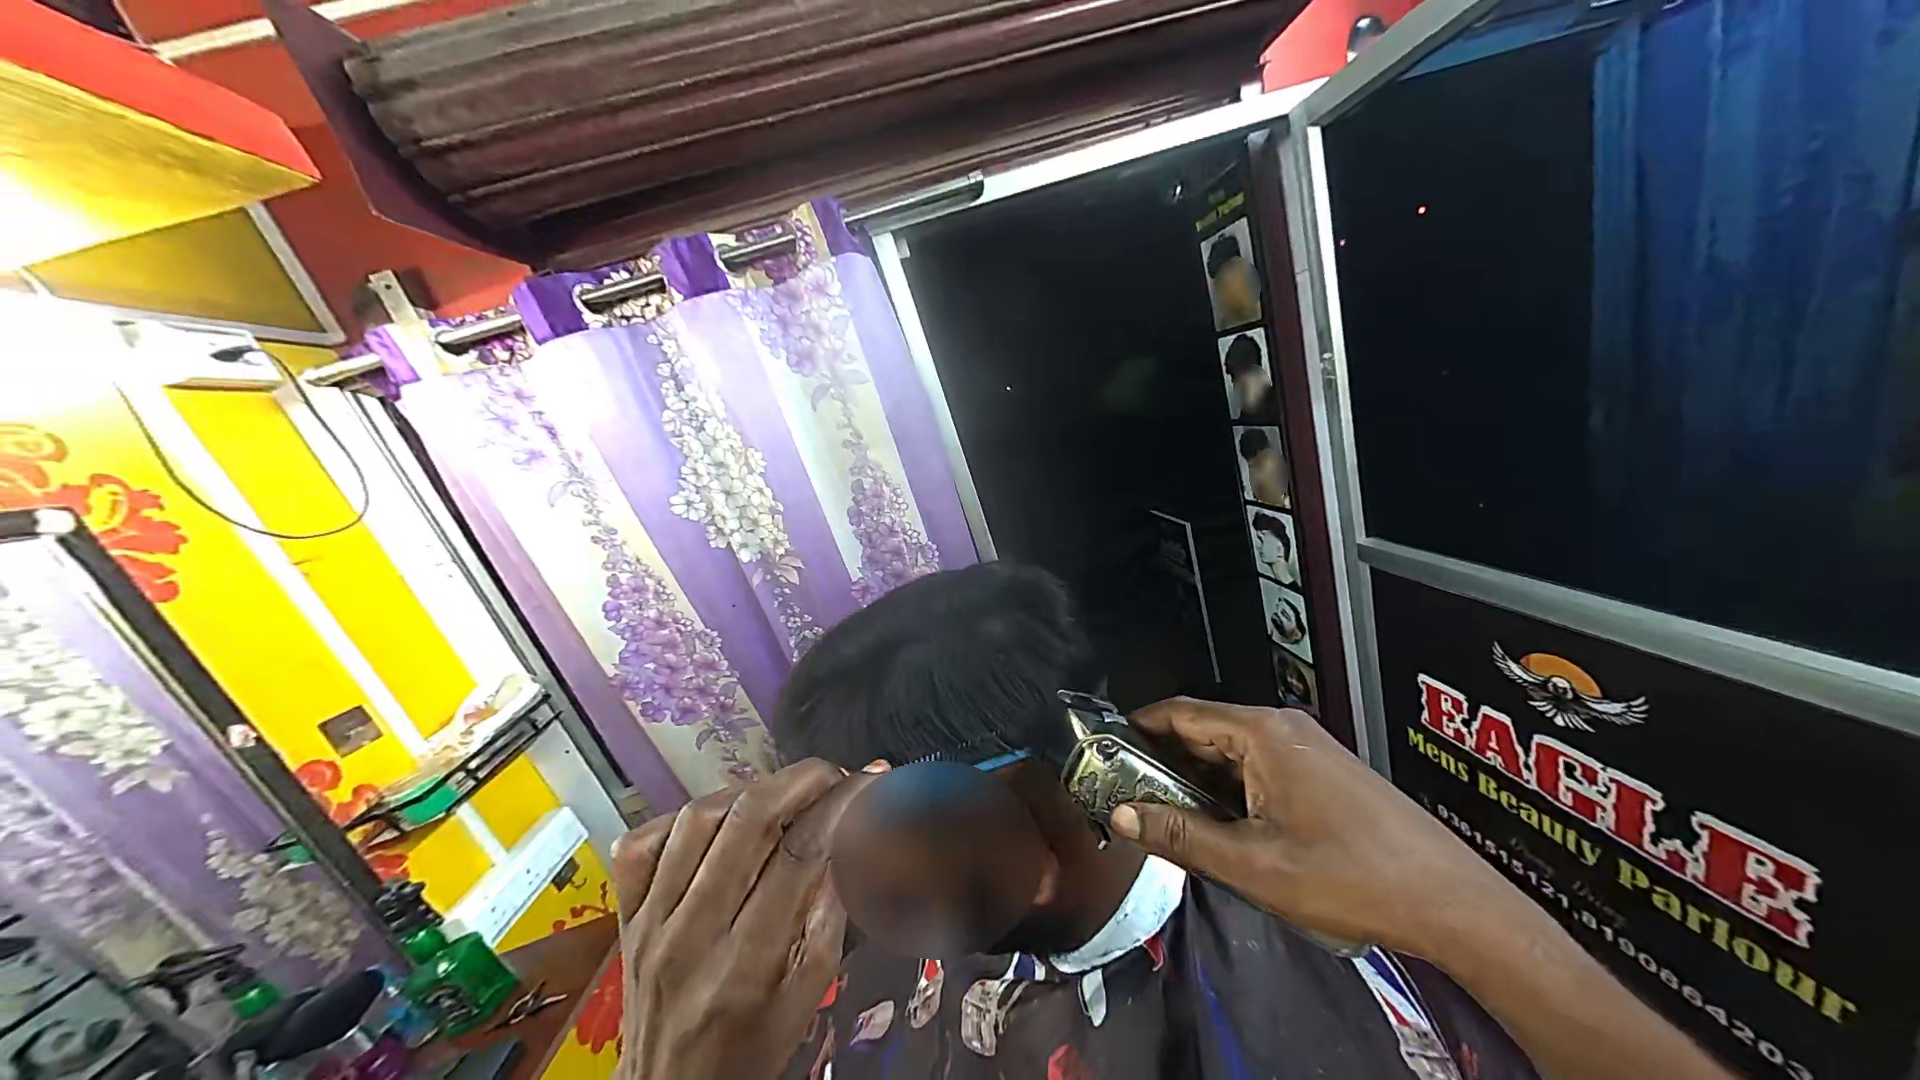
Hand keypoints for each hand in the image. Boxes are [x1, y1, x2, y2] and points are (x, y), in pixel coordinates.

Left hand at [610, 760, 878, 1079]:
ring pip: (698, 818)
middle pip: (748, 821)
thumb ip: (829, 918)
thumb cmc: (746, 1052)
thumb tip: (848, 838)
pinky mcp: (625, 915)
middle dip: (801, 780)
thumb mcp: (806, 999)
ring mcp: (650, 921)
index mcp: (746, 965)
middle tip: (830, 774)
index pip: (801, 853)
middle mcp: (691, 935)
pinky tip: (716, 821)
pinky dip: (683, 816)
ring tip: (782, 795)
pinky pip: (642, 842)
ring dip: (750, 791)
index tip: (868, 778)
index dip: (843, 803)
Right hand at [1109, 698, 1518, 957]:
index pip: (1179, 713)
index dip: (1137, 728)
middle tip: (1129, 792)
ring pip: (1230, 752)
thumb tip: (1122, 815)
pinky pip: (1257, 767)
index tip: (1106, 751)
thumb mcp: (1252, 863)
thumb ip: (1180, 836)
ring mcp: (1306, 748)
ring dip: (1196, 779)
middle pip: (1203, 731)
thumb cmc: (1350, 877)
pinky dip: (1228, 788)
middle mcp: (1281, 728)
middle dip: (1163, 760)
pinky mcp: (1322, 771)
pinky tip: (1220, 823)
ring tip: (1166, 814)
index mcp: (1261, 733)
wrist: (1454, 905)